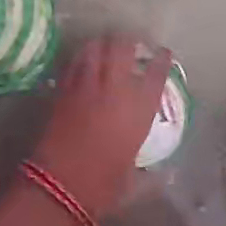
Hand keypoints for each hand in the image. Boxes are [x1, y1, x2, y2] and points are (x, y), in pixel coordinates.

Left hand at [26, 35, 173, 219]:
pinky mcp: (62, 90)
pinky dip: (80, 58)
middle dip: (129, 41)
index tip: (163, 54)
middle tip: (132, 43)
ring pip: (95, 48)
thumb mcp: (133, 172)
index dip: (162, 59)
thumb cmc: (105, 184)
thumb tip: (154, 170)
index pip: (156, 71)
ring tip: (106, 46)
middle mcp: (116, 87)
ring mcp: (86, 85)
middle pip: (123, 47)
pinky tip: (83, 62)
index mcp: (141, 107)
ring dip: (102, 44)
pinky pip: (73, 64)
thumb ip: (142, 161)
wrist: (62, 183)